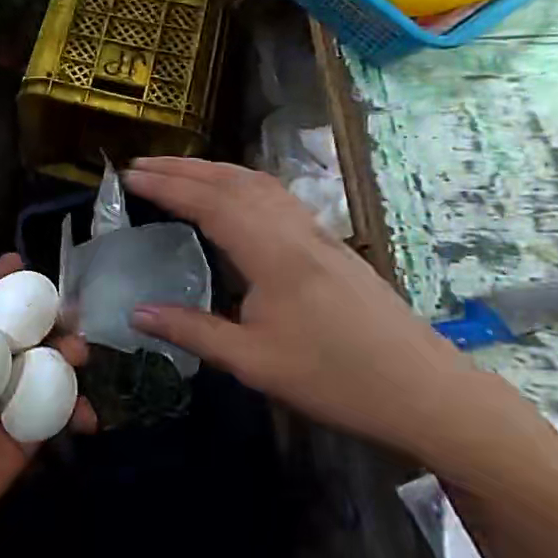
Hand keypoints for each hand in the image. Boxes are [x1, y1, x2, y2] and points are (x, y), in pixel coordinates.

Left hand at [0, 254, 96, 545]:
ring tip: (77, 354)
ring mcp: (13, 395)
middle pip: (25, 331)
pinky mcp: (31, 429)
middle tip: (67, 312)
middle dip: (48, 316)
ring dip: (67, 355)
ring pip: (48, 364)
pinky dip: (78, 410)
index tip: (18, 259)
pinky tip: (86, 417)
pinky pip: (60, 411)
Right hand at [123, 158, 508, 464]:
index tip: (129, 176)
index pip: (209, 202)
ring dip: (212, 169)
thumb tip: (135, 313)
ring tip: (176, 171)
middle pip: (231, 181)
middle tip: (140, 164)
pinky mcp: (330, 243)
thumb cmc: (337, 379)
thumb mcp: (254, 363)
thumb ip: (192, 331)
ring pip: (257, 182)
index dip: (166, 185)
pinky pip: (275, 194)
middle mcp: (294, 229)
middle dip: (182, 167)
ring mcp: (317, 233)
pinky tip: (233, 195)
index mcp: (272, 253)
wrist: (428, 393)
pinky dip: (240, 182)